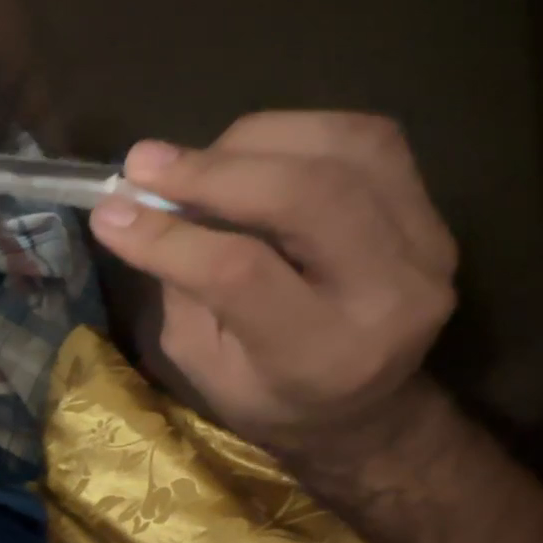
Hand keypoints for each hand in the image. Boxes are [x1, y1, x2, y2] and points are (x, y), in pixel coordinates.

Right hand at [88, 113, 457, 450]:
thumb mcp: (200, 364)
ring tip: (194, 163)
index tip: (109, 213)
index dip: (168, 236)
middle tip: (142, 164)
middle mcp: (391, 294)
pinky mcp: (434, 212)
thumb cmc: (263, 395)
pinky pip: (367, 141)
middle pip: (308, 196)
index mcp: (319, 354)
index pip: (240, 272)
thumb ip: (180, 288)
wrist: (360, 407)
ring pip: (344, 151)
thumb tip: (141, 208)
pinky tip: (247, 153)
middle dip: (213, 171)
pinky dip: (294, 134)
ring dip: (252, 143)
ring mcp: (426, 244)